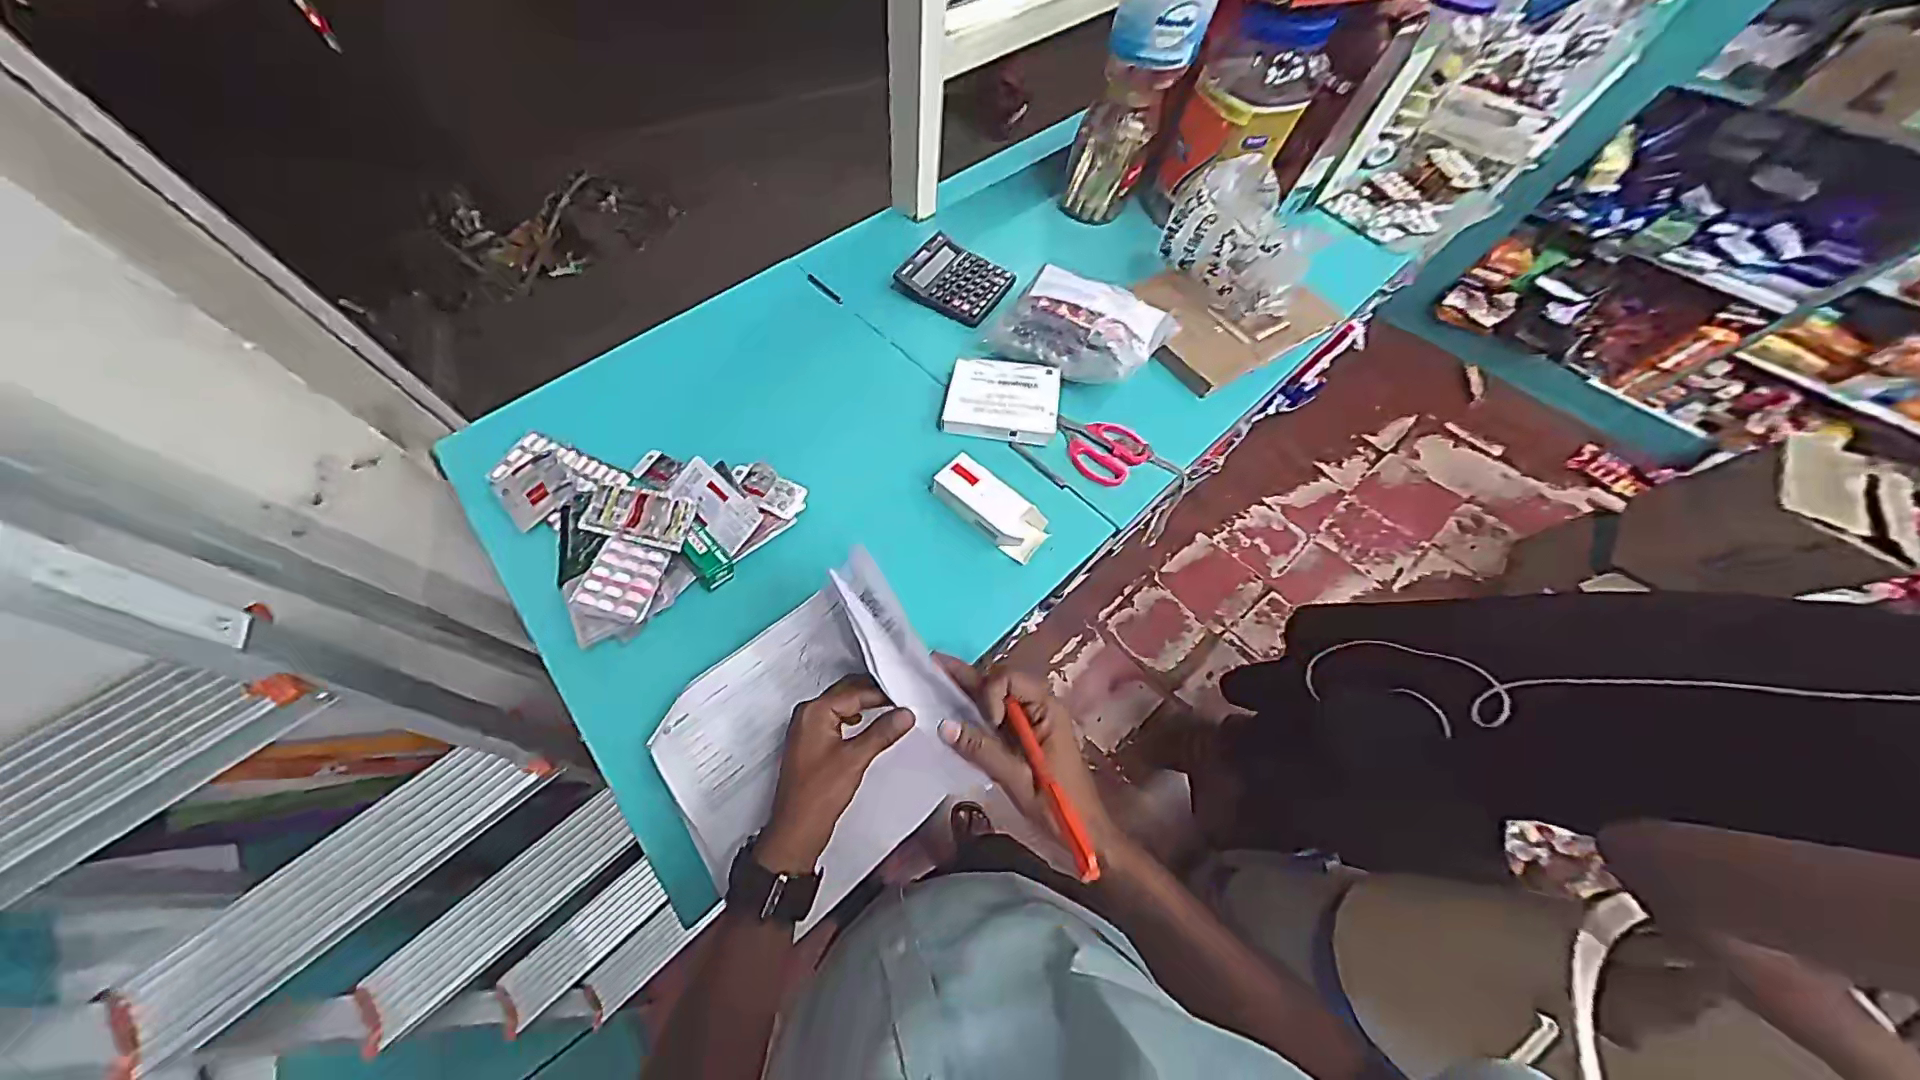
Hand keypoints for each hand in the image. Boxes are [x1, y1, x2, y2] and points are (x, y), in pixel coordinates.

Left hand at [758, 676, 913, 873]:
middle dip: (873, 693)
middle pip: (846, 691)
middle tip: (899, 700)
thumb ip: (882, 732)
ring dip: (864, 703)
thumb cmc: (815, 797)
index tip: (903, 699)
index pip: (855, 691)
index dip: (882, 693)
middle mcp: (807, 715)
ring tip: (889, 710)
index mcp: (814, 712)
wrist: (796, 830)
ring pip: (841, 703)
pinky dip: (854, 716)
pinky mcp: (810, 741)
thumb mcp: (855, 759)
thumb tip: (902, 715)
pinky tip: (868, 725)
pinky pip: (835, 717)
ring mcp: (806, 728)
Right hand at [933, 654, 1122, 859]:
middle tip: (934, 665)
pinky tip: (954, 707)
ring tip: (938, 678)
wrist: (1086, 833)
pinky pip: (999, 715)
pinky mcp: (1025, 736)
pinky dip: (976, 710)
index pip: (1010, 678)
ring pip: (997, 696)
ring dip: (970, 689)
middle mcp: (1040, 707)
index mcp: (1047, 710)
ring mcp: (1033, 721)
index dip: (990, 693)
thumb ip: (983, 750)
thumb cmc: (1060, 806)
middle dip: (970, 676)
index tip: (986, 722)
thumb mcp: (1018, 780)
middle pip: (1001, 681)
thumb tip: (945, 725)